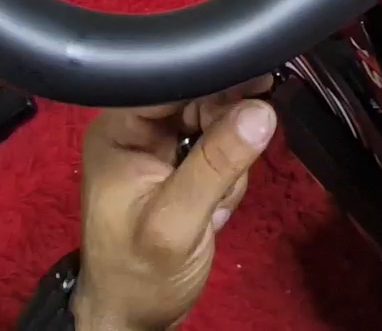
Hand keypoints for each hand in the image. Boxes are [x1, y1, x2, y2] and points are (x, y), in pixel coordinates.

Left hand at [72, 80, 277, 330]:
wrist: (134, 320)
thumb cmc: (138, 277)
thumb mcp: (175, 225)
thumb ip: (215, 166)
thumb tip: (261, 111)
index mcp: (120, 126)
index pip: (170, 78)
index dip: (213, 75)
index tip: (257, 80)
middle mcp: (140, 124)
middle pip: (200, 91)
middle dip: (227, 124)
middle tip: (237, 160)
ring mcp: (163, 142)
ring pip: (218, 114)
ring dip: (232, 153)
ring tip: (219, 200)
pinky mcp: (184, 160)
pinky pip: (223, 141)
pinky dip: (233, 168)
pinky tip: (219, 203)